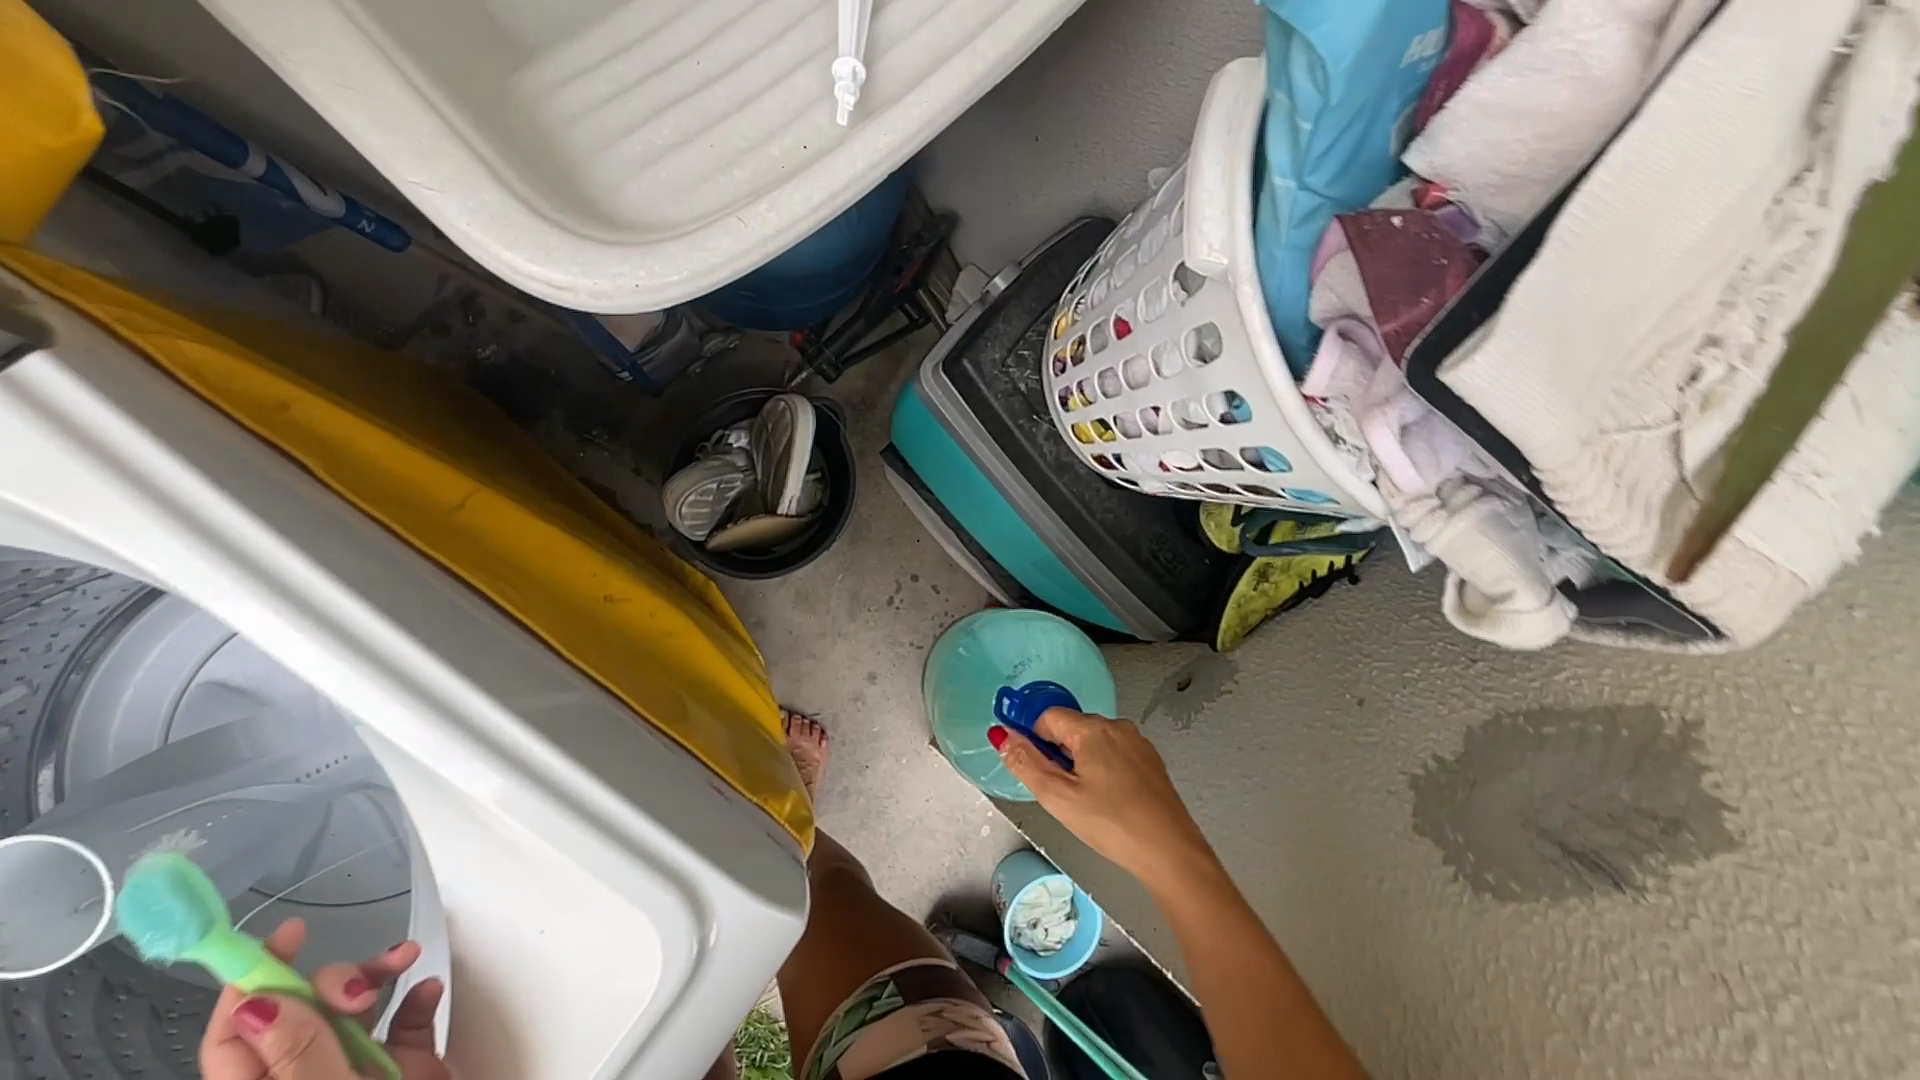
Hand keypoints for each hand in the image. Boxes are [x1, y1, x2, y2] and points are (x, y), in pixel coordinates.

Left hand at [200, 918, 449, 1079]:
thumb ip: (297, 1053)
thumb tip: (256, 1003)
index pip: (234, 1031)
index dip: (253, 979)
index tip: (289, 935)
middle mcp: (305, 1073)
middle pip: (300, 1006)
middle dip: (331, 981)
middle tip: (360, 991)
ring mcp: (357, 1069)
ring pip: (353, 1005)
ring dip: (377, 974)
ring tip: (403, 960)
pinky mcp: (405, 1064)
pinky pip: (406, 1017)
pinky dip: (417, 996)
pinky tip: (428, 989)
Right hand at [992, 707, 1218, 881]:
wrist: (1170, 852)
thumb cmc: (1113, 825)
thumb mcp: (1057, 797)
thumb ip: (1025, 763)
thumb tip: (1002, 736)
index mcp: (1094, 729)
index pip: (1047, 716)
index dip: (1033, 739)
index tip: (1033, 767)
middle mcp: (1118, 728)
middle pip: (1071, 728)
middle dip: (1057, 753)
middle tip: (1060, 792)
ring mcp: (1138, 745)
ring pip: (1093, 743)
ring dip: (1079, 764)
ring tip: (1085, 802)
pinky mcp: (1150, 763)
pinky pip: (1114, 755)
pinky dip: (1102, 772)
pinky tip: (1106, 802)